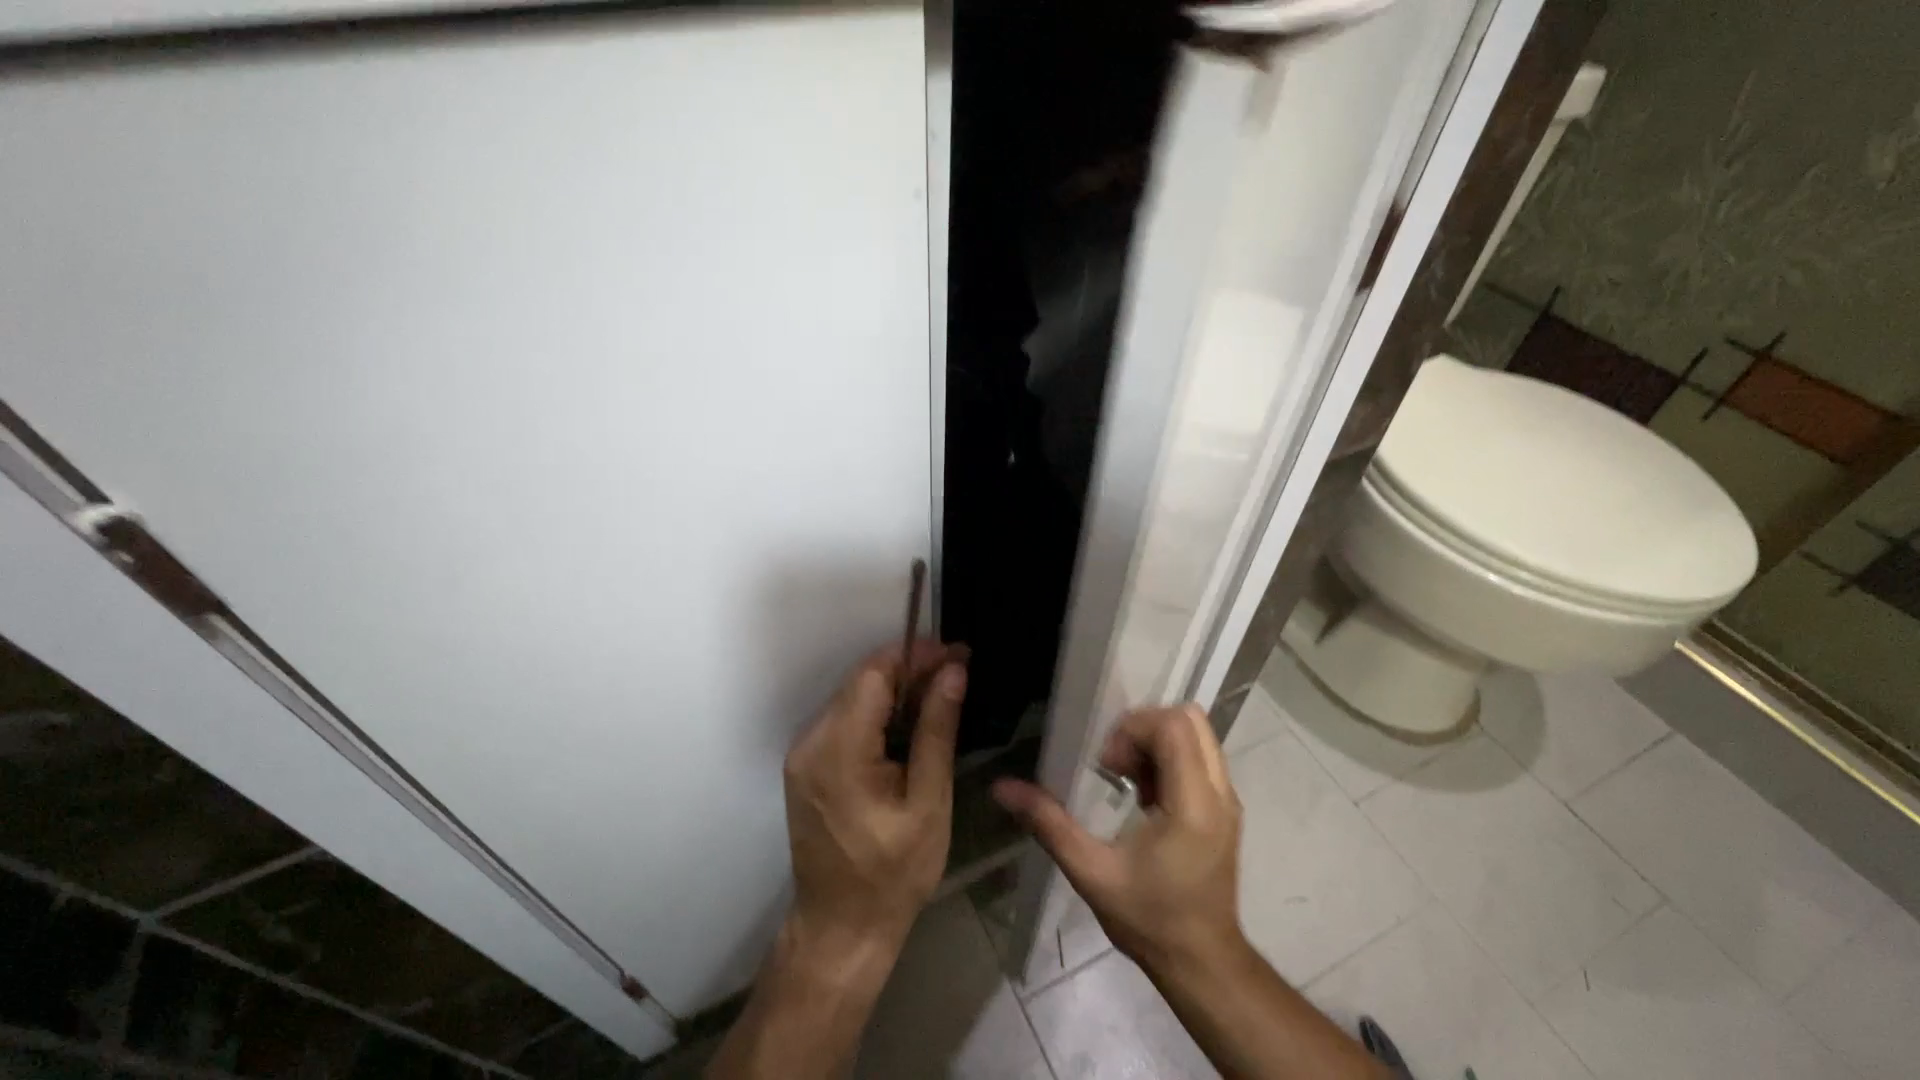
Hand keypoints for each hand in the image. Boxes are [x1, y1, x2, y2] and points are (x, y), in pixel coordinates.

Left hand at [783, 641, 967, 958]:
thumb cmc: (893, 874)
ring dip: (894, 692)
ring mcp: (802, 756)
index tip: (958, 654)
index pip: (873, 674)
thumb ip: (936, 731)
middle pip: (860, 683)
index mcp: (837, 750)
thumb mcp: (927, 802)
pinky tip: (909, 725)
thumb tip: (953, 672)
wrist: (841, 928)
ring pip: (852, 700)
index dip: (916, 655)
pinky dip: (876, 716)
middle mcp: (810, 743)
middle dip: (909, 671)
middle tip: (958, 673)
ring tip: (942, 697)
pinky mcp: (805, 769)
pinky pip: (842, 723)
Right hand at [992, 704, 1243, 974]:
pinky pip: (1202, 759)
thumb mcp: (1090, 872)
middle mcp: (1220, 794)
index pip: (1174, 727)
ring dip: (1157, 744)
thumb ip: (1048, 823)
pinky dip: (1170, 760)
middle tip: (1114, 766)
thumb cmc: (1148, 919)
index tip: (1105, 765)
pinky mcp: (1226, 811)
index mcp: (1193, 804)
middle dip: (1144, 729)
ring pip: (1199, 736)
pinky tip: (1143, 798)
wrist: (1200, 962)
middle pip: (1191, 720)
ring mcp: (1228, 801)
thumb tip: (1002, 788)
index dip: (1133, 730)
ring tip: (1125, 781)